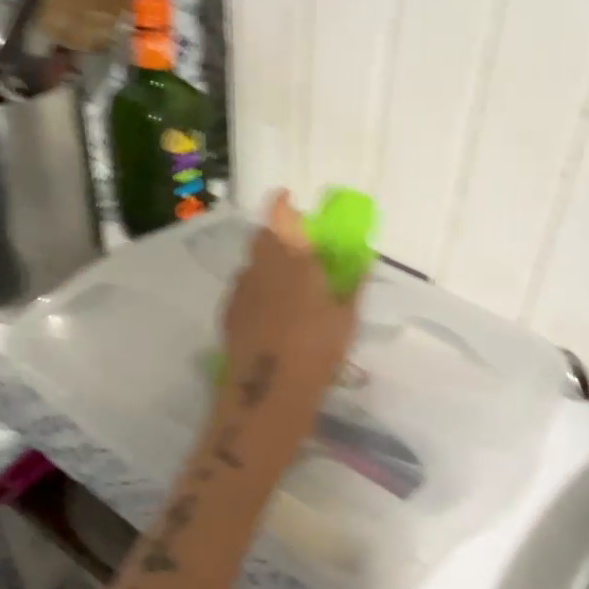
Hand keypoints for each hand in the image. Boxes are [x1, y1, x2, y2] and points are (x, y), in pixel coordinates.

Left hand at [218, 190, 360, 431]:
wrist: (268, 390)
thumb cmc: (317, 349)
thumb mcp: (347, 318)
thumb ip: (352, 285)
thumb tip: (361, 262)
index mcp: (292, 257)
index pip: (280, 214)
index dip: (281, 203)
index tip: (287, 198)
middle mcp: (260, 265)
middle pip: (262, 239)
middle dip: (275, 236)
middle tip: (294, 249)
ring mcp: (239, 290)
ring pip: (250, 266)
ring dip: (264, 266)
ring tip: (282, 286)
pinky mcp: (227, 315)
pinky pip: (241, 291)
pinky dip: (254, 292)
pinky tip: (267, 312)